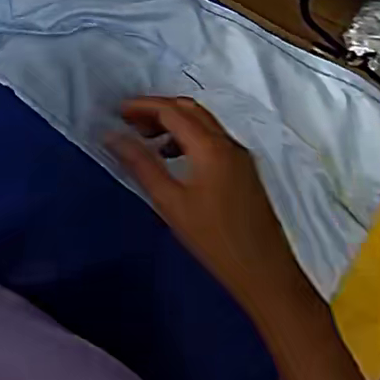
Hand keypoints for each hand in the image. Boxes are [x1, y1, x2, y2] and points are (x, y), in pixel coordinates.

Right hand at [107, 96, 310, 316]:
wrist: (266, 273)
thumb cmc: (214, 239)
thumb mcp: (171, 203)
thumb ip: (141, 165)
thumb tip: (113, 137)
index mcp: (210, 146)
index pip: (171, 110)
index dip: (142, 106)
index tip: (118, 112)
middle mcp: (227, 141)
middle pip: (189, 109)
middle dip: (158, 109)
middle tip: (131, 123)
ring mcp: (239, 153)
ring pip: (202, 121)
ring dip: (174, 122)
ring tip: (147, 140)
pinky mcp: (244, 168)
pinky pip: (212, 137)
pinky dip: (189, 136)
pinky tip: (174, 158)